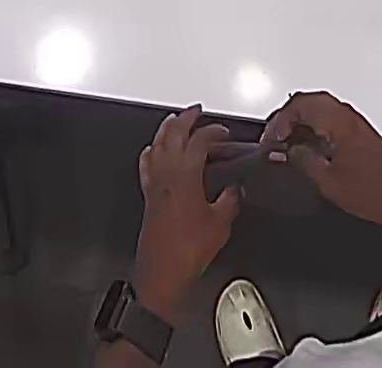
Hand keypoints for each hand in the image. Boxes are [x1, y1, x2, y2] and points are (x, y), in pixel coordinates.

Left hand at [133, 105, 239, 323]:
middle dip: (186, 118)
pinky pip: (147, 162)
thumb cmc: (188, 249)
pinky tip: (153, 149)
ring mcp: (155, 179)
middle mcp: (167, 171)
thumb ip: (229, 201)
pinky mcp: (147, 191)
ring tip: (176, 120)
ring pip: (158, 141)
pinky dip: (152, 150)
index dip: (213, 131)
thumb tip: (234, 191)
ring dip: (168, 128)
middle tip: (196, 112)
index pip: (199, 140)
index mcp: (186, 173)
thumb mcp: (220, 224)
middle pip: (174, 132)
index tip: (222, 132)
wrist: (163, 270)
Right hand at [263, 91, 381, 231]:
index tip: (272, 139)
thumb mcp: (329, 182)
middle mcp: (345, 115)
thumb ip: (302, 161)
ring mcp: (352, 120)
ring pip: (316, 106)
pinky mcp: (356, 129)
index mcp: (337, 122)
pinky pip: (327, 115)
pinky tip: (306, 143)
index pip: (298, 106)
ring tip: (288, 141)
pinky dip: (312, 124)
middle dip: (286, 117)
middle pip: (306, 101)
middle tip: (275, 136)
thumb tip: (287, 151)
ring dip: (299, 119)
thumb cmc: (376, 193)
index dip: (279, 121)